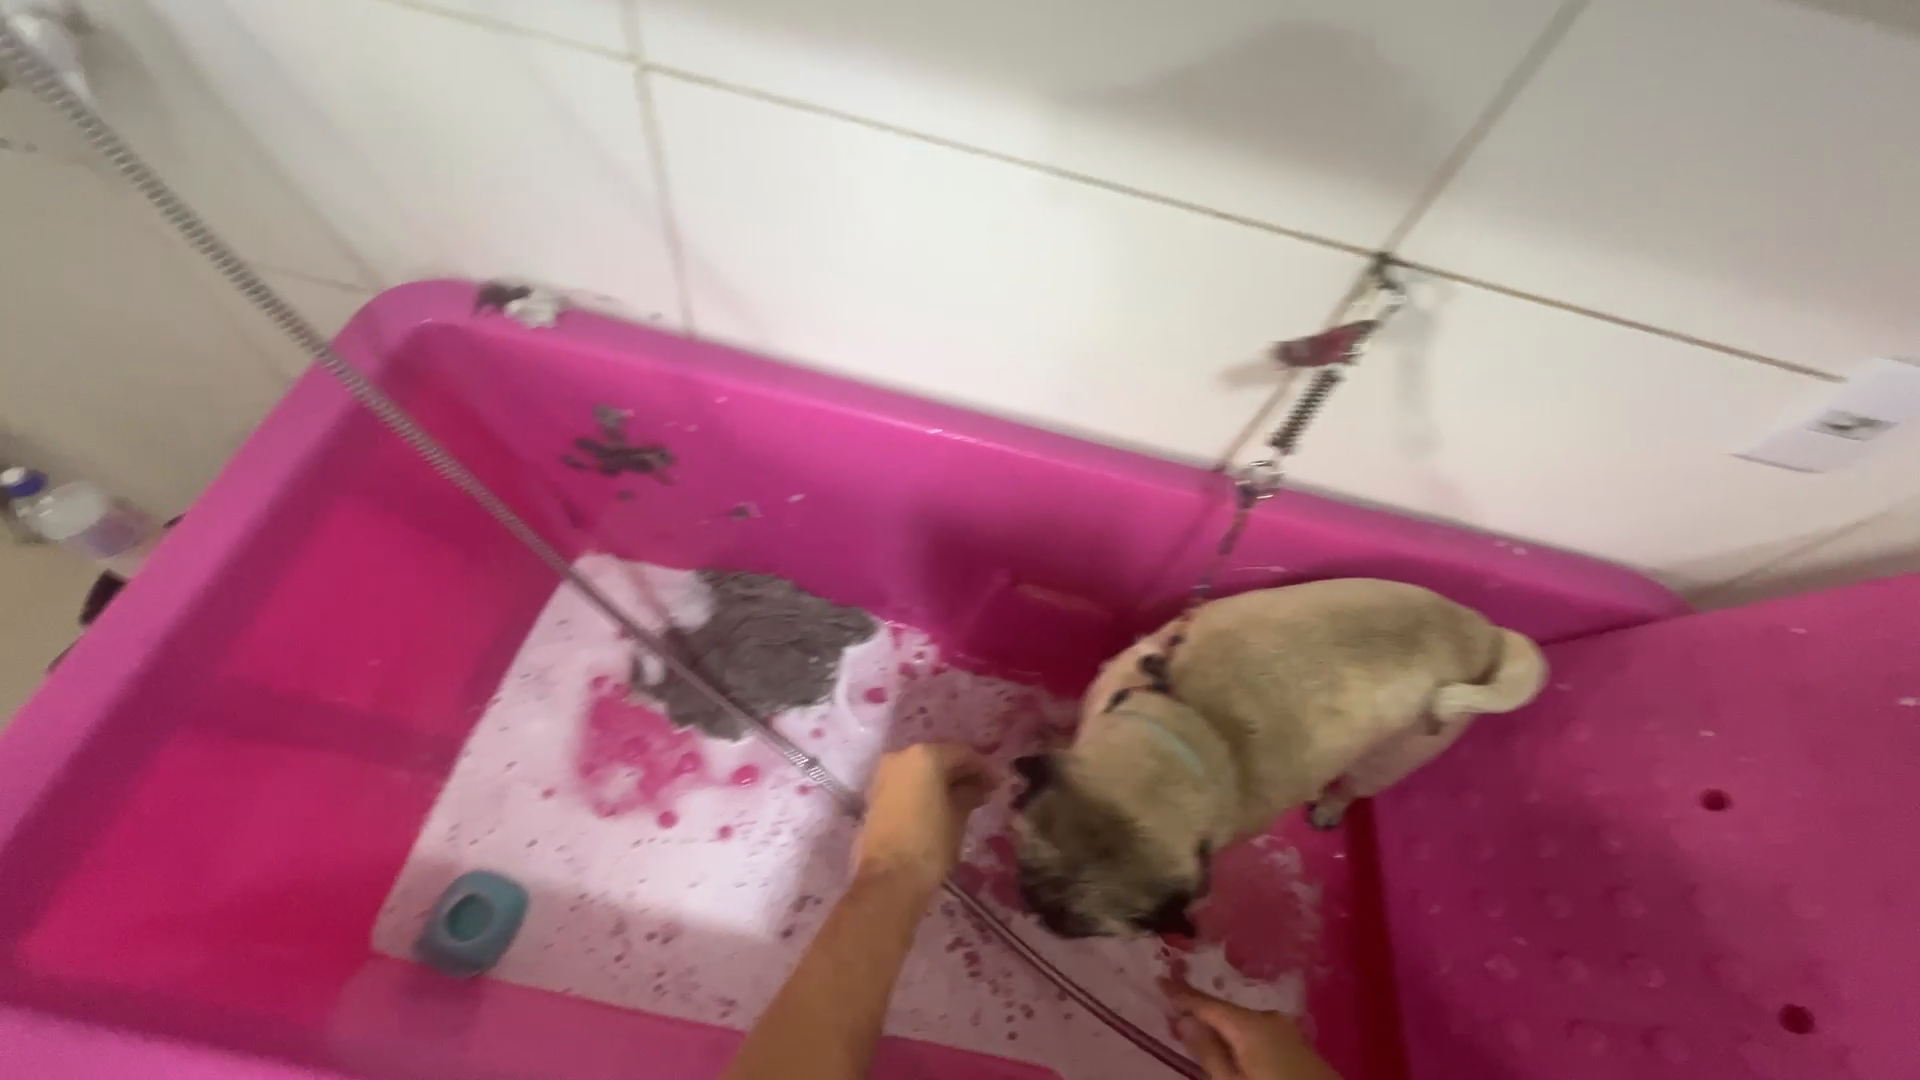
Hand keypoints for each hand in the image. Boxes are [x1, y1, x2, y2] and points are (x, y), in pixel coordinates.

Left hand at [852, 744, 995, 899]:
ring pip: (920, 770)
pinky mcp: (875, 794)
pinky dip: (923, 789)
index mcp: (925, 755)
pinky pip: (907, 783)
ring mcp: (884, 774)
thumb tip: (977, 788)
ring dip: (941, 782)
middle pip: (939, 758)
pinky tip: (940, 806)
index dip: (983, 769)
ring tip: (963, 801)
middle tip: (982, 791)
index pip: (962, 754)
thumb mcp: (958, 817)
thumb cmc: (930, 843)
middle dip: (961, 773)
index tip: (997, 785)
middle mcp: (901, 756)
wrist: (888, 879)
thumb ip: (969, 794)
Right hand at [1162, 979, 1340, 1079]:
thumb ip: (1209, 1054)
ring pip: (1245, 1025)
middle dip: (1202, 1013)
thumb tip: (1185, 1020)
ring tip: (1204, 1036)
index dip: (1180, 993)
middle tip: (1176, 1015)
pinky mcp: (1303, 1049)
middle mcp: (1269, 1019)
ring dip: (1223, 1029)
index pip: (1206, 1003)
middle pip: (1226, 1012)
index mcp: (1249, 1025)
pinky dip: (1244, 1039)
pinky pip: (1262, 1035)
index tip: (1158, 979)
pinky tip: (1238, 1052)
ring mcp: (1289, 1032)